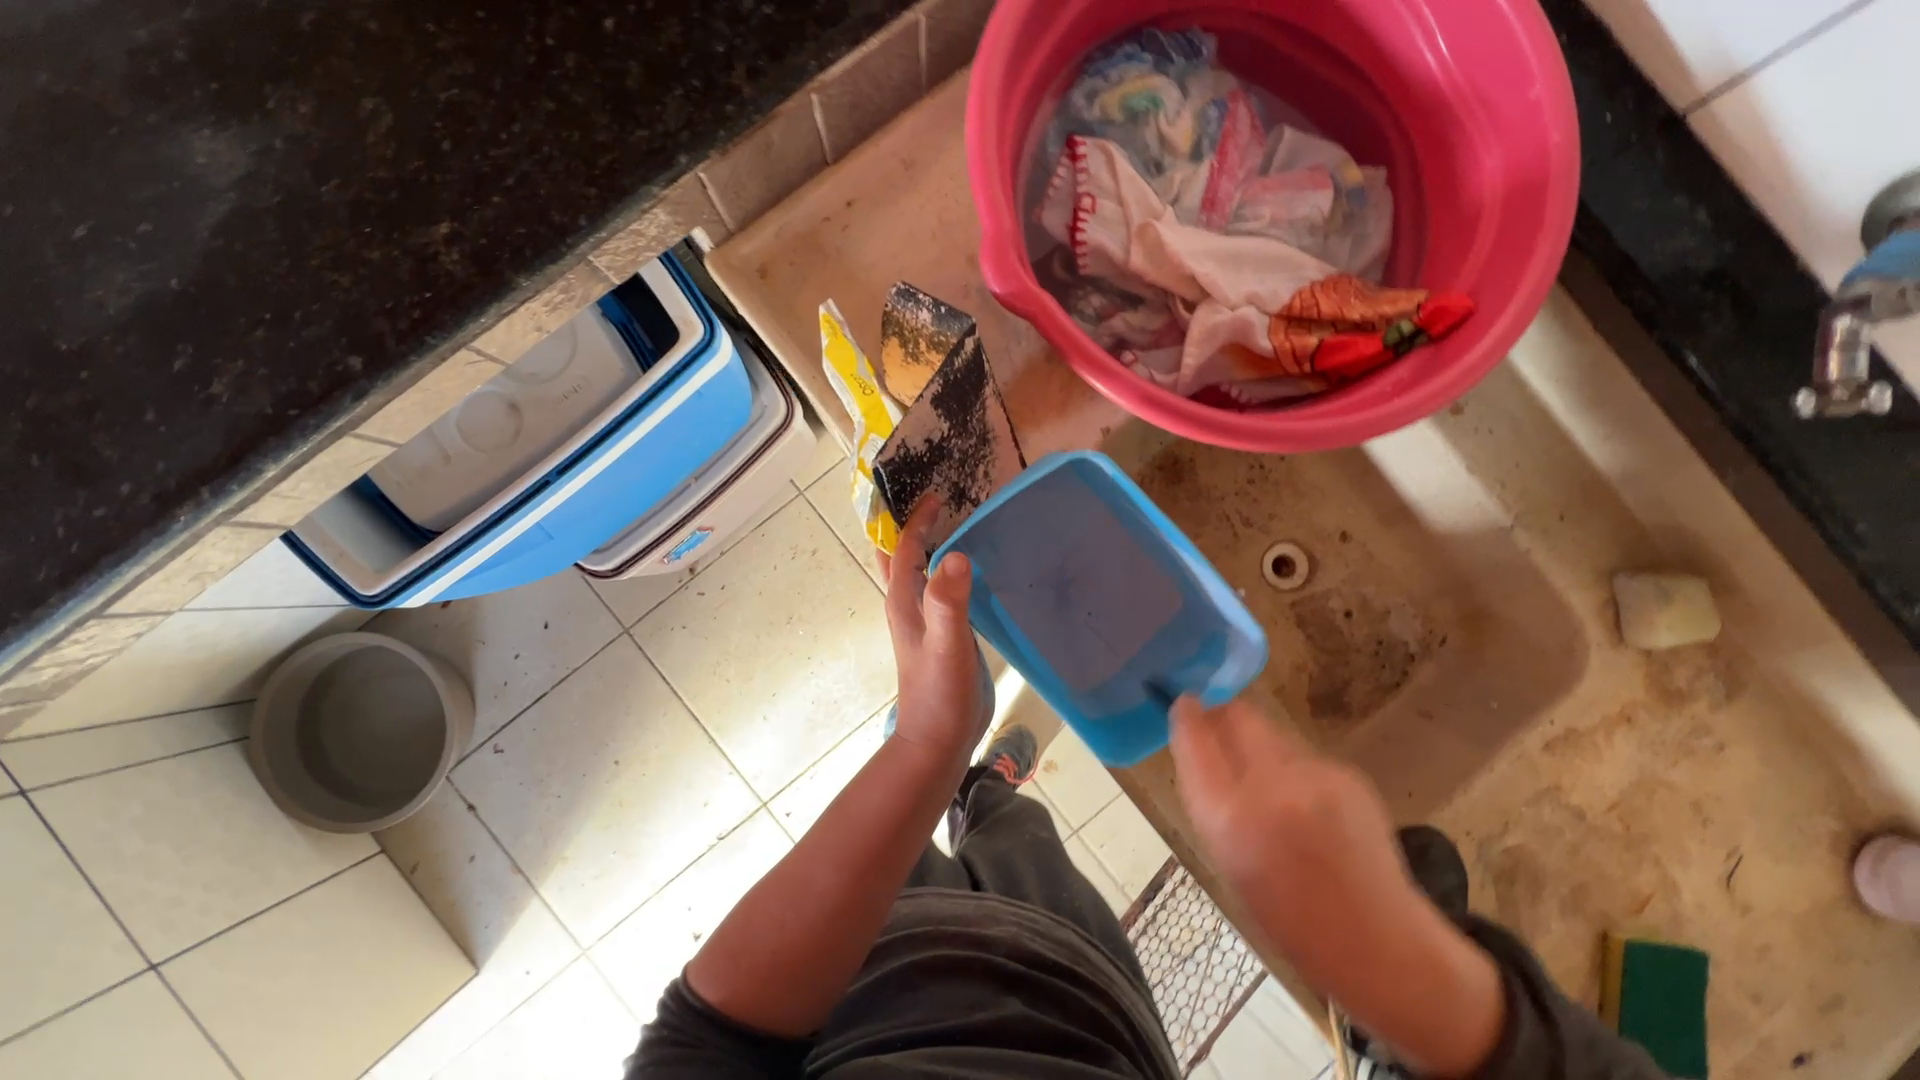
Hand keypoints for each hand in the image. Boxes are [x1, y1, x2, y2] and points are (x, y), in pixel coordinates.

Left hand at [877, 497, 985, 762]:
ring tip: (960, 521)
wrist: (938, 740)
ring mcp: (924, 620)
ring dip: (931, 545)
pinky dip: (950, 570)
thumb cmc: (940, 693)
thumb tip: (956, 554)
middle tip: (937, 499)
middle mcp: (909, 605)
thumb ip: (948, 602)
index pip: (904, 548)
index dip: (916, 520)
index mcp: (905, 601)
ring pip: (921, 571)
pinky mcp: (942, 633)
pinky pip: (941, 590)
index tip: (936, 493)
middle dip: (911, 526)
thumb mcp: (947, 645)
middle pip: (901, 555)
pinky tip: (975, 569)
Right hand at [1169, 697, 1504, 1077]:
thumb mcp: (1226, 861)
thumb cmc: (1286, 917)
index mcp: (1229, 816)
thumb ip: (1211, 801)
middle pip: (1238, 715)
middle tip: (1219, 733)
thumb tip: (1201, 750)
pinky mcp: (1348, 774)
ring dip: (1260, 747)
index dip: (1186, 717)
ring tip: (1272, 790)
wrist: (1376, 940)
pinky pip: (1305, 756)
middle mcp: (1270, 783)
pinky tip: (1309, 808)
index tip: (1183, 707)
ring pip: (1273, 734)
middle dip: (1224, 717)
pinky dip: (1295, 770)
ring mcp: (1316, 774)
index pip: (1195, 738)